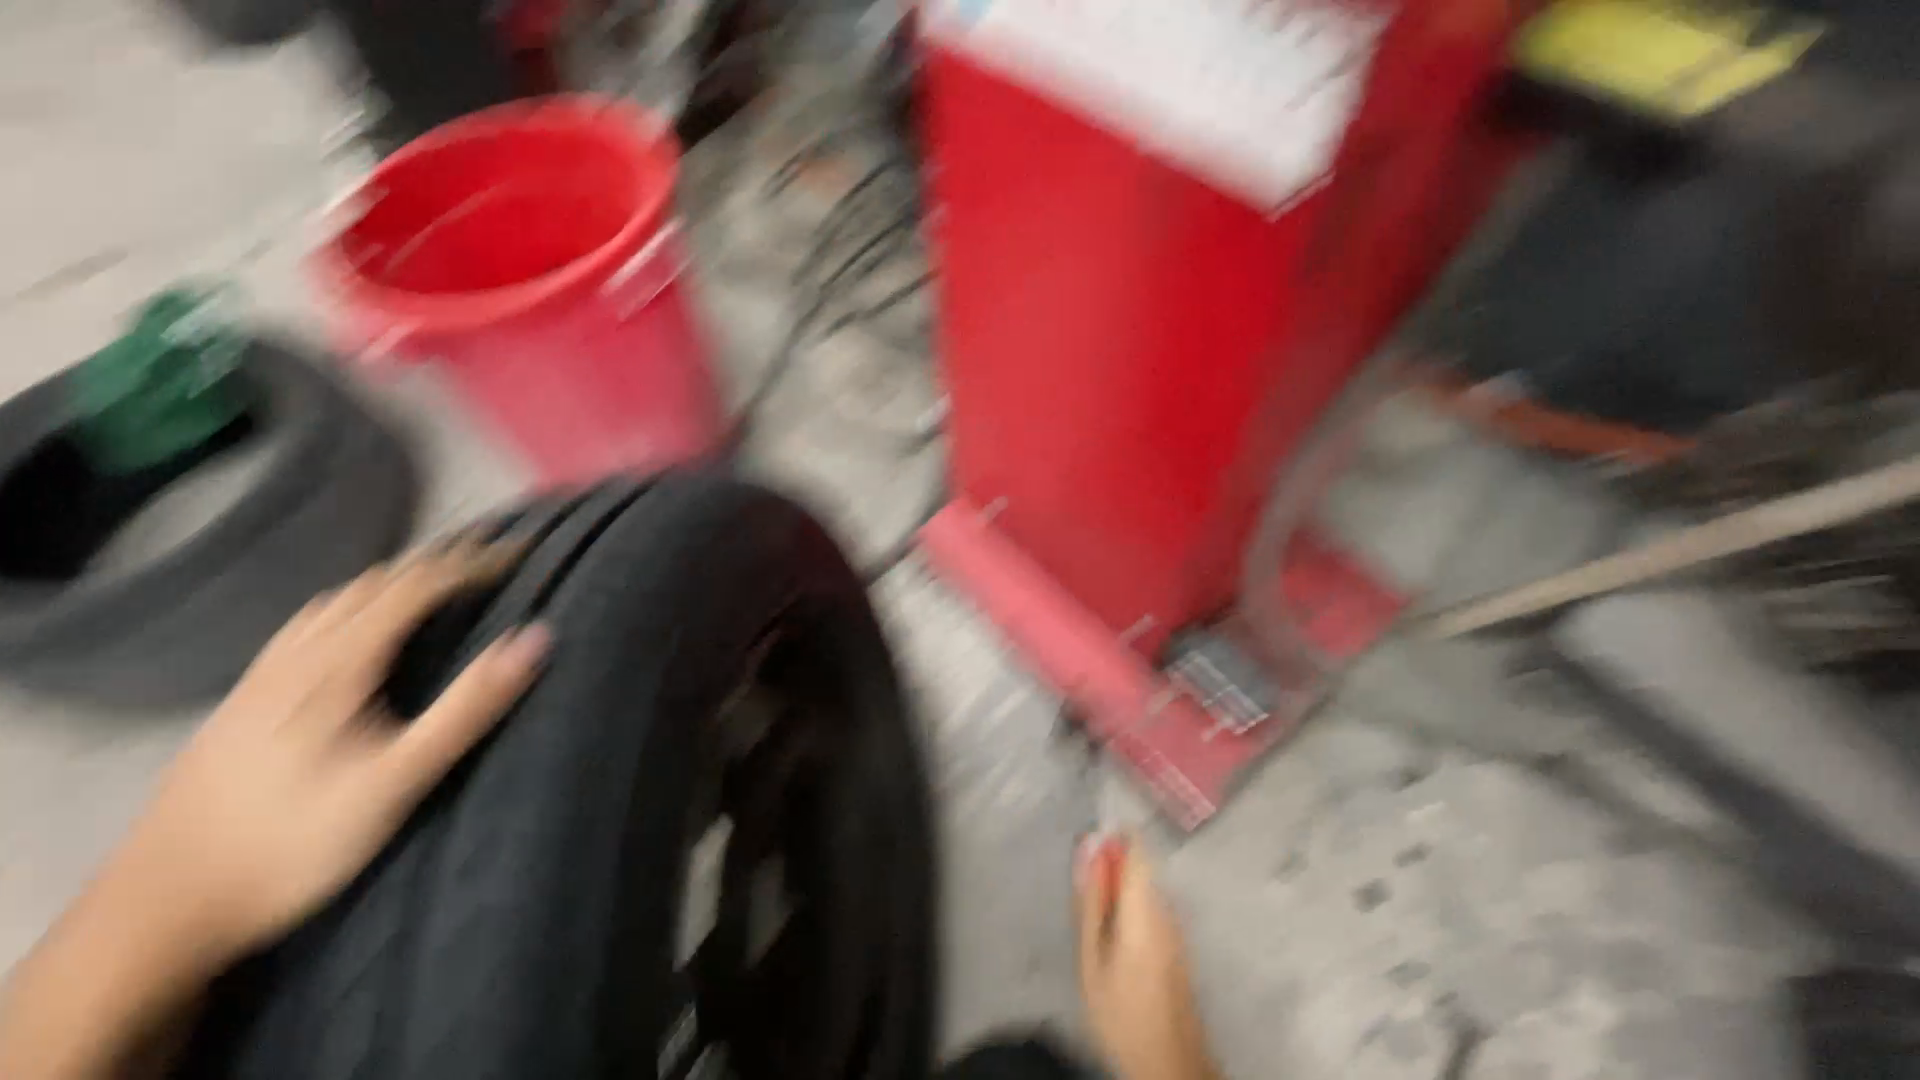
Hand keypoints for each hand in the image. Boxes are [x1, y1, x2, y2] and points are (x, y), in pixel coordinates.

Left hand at [0, 541, 548, 1079]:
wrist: (160, 905)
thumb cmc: (294, 843)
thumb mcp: (396, 782)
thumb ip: (468, 708)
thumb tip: (535, 638)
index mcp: (337, 664)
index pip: (414, 586)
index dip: (471, 563)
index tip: (520, 553)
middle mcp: (297, 654)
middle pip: (375, 583)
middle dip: (438, 564)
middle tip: (492, 565)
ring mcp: (262, 675)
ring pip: (337, 600)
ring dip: (396, 581)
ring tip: (440, 587)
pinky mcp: (244, 698)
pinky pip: (309, 624)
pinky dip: (355, 606)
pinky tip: (358, 630)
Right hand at [1076, 835, 1220, 1079]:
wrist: (1170, 1064)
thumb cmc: (1122, 1012)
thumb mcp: (1092, 958)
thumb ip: (1090, 901)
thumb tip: (1087, 848)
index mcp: (1147, 905)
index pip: (1137, 846)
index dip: (1112, 835)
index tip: (1087, 843)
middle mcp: (1168, 907)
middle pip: (1140, 866)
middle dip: (1110, 868)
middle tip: (1083, 897)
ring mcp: (1177, 925)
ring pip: (1145, 887)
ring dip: (1118, 891)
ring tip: (1093, 922)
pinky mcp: (1178, 942)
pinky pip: (1150, 907)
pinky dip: (1130, 910)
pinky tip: (1112, 941)